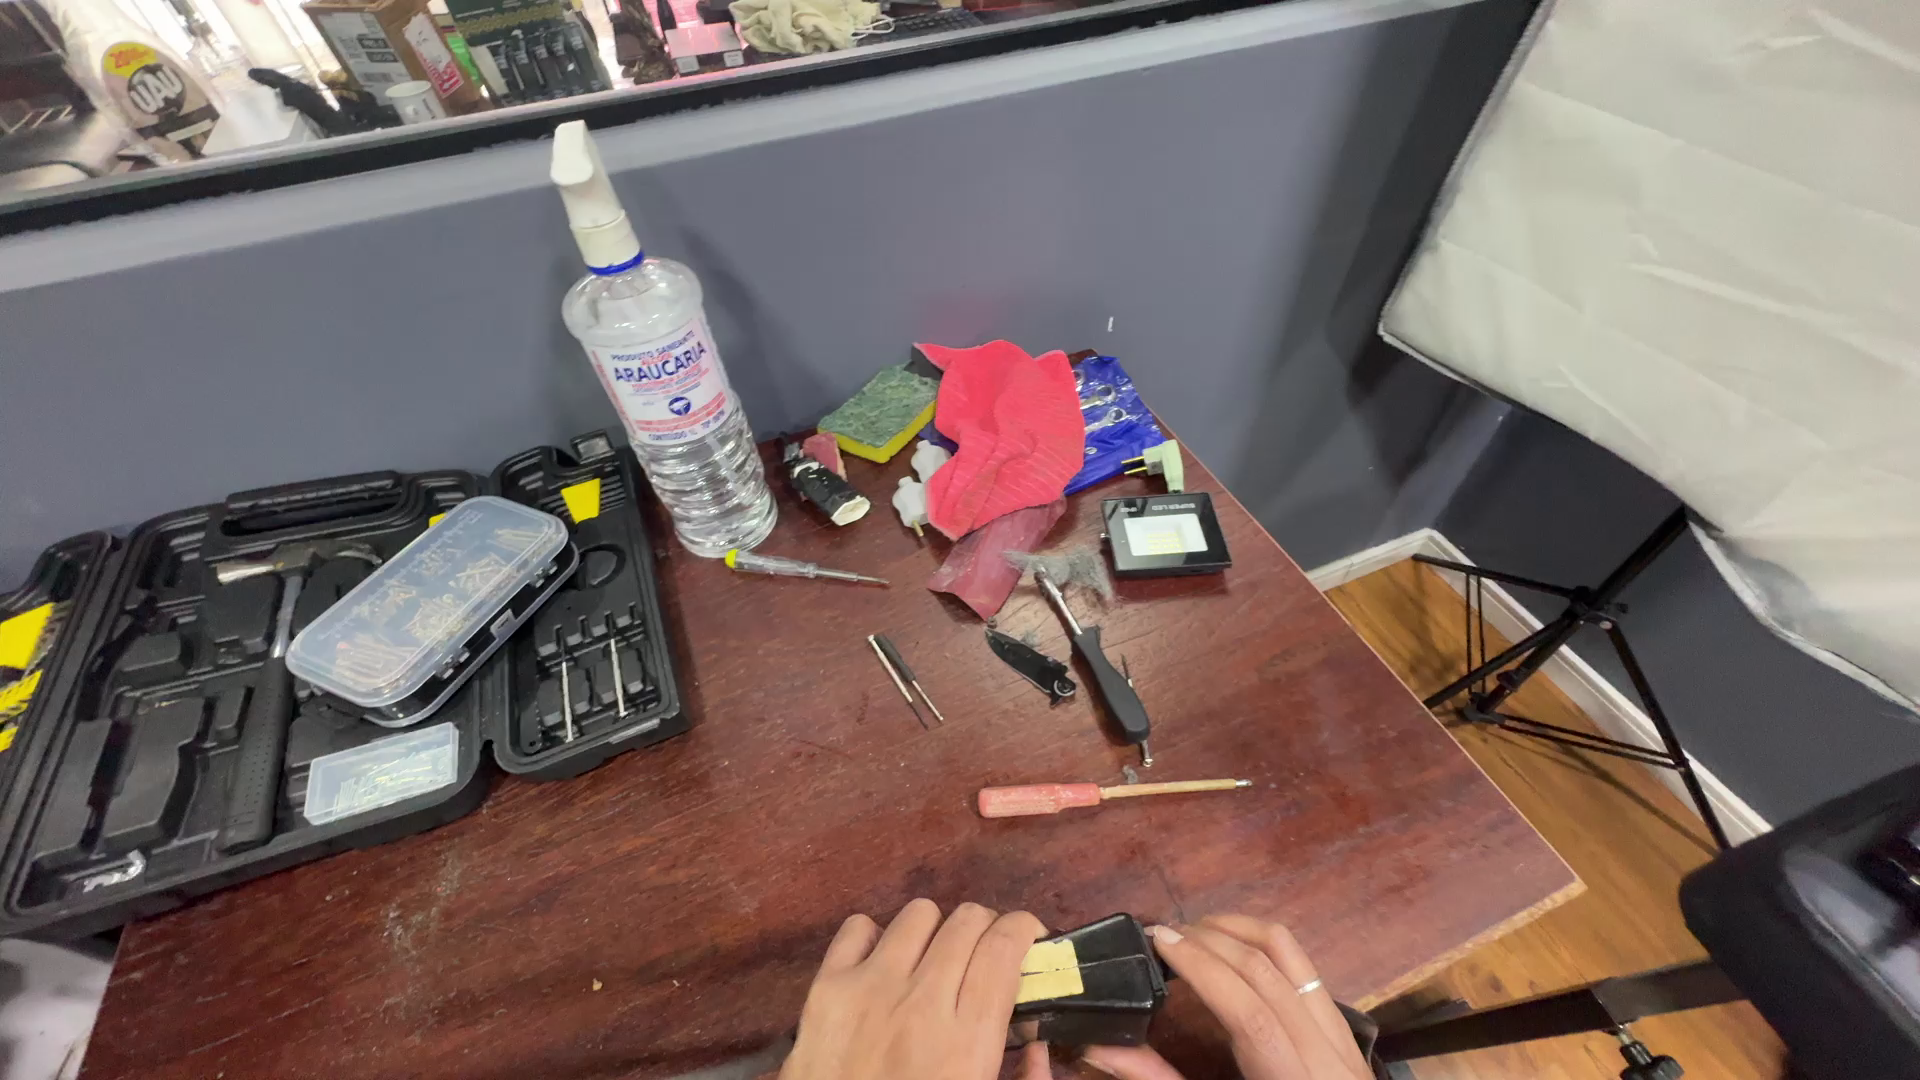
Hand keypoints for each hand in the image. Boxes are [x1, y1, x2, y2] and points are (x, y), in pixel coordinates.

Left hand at [780, 898, 1049, 1079]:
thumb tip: (1039, 1043)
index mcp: (967, 1042)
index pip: (1004, 946)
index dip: (1025, 928)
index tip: (1030, 938)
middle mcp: (922, 1001)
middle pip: (967, 920)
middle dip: (986, 927)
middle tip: (983, 953)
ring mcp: (870, 988)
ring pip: (919, 913)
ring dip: (935, 930)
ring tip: (931, 959)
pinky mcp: (827, 987)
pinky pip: (858, 927)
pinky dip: (875, 937)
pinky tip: (881, 966)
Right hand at [1081, 916, 1369, 1079]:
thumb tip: (1098, 1045)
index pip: (1250, 1012)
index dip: (1201, 968)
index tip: (1158, 940)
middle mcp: (1328, 1058)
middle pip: (1266, 972)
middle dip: (1208, 940)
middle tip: (1163, 934)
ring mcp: (1343, 1039)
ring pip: (1288, 953)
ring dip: (1235, 929)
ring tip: (1193, 932)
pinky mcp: (1344, 1030)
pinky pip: (1302, 964)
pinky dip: (1261, 942)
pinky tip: (1231, 947)